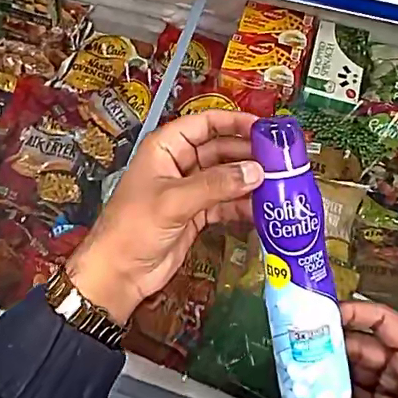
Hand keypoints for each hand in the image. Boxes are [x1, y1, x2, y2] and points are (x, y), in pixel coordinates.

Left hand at [65, 109, 259, 321]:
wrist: (118, 275)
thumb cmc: (134, 227)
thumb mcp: (174, 201)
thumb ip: (216, 184)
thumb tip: (256, 171)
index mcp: (167, 147)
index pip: (205, 123)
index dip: (234, 122)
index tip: (263, 128)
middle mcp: (181, 163)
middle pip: (221, 148)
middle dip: (248, 153)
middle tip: (280, 159)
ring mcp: (190, 188)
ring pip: (227, 176)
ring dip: (250, 179)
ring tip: (279, 183)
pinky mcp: (197, 213)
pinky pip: (226, 201)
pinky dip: (243, 204)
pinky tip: (263, 208)